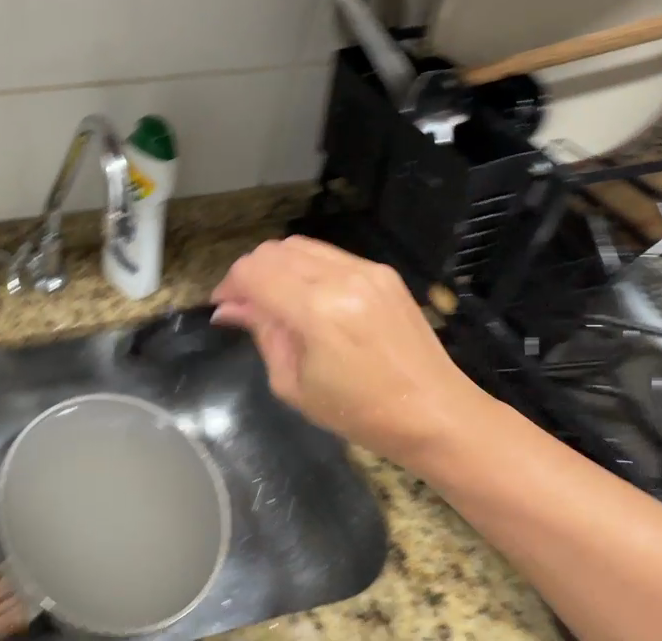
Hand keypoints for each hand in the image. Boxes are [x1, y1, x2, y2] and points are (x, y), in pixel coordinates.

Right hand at [211, 237, 491, 468]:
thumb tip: (230, 308)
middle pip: (271, 252)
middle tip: (245, 305)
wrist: (438, 415)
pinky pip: (327, 255)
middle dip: (249, 274)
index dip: (228, 286)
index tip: (223, 307)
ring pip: (297, 246)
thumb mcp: (293, 384)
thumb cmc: (361, 413)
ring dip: (275, 266)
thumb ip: (261, 333)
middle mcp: (340, 279)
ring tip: (274, 299)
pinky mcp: (382, 272)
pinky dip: (305, 268)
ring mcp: (365, 270)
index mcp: (316, 311)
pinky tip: (308, 298)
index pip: (252, 273)